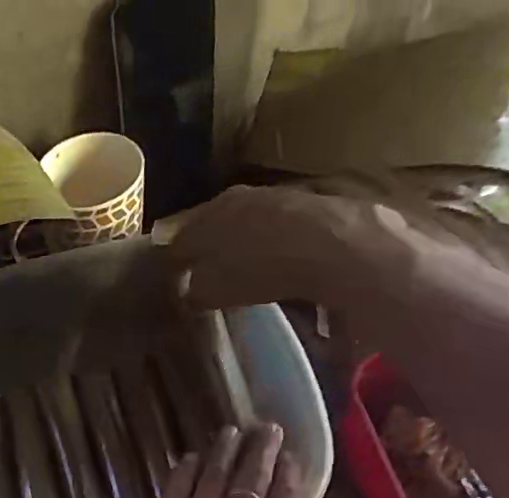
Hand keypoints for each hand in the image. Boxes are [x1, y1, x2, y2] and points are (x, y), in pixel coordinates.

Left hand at [114, 424, 358, 497]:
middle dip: (260, 449)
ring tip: (230, 431)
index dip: (289, 472)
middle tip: (265, 427)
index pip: (285, 496)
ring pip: (213, 475)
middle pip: (250, 477)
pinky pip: (176, 489)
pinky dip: (186, 470)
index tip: (291, 455)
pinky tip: (191, 458)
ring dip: (223, 450)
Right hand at [164, 185, 423, 311]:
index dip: (175, 265)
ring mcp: (272, 195)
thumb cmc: (260, 271)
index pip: (178, 242)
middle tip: (206, 273)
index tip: (175, 283)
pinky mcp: (308, 201)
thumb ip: (195, 291)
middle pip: (212, 226)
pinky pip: (277, 226)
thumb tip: (189, 291)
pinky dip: (272, 242)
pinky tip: (278, 261)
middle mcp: (234, 198)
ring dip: (241, 243)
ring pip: (245, 222)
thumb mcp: (215, 291)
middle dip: (208, 249)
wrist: (333, 245)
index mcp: (205, 218)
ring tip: (242, 268)